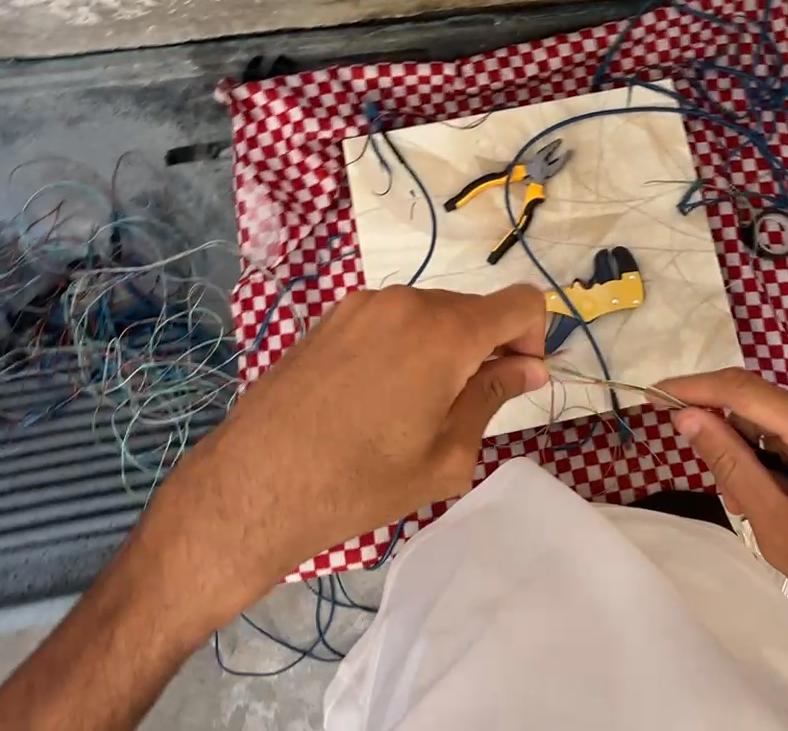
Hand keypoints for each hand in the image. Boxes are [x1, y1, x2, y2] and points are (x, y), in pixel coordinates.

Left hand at [0, 285, 547, 730]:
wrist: (252, 486)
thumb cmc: (359, 483)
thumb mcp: (446, 454)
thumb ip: (493, 398)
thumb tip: (529, 368)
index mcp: (444, 331)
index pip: (521, 302)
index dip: (535, 339)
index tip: (516, 382)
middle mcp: (406, 301)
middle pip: (475, 308)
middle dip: (490, 348)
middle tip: (471, 406)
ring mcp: (363, 304)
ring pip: (433, 313)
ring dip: (447, 348)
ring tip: (419, 407)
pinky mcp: (331, 318)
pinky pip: (393, 319)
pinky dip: (408, 345)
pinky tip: (380, 396)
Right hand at [660, 369, 787, 730]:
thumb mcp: (784, 536)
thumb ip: (733, 468)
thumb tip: (688, 417)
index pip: (746, 390)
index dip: (696, 388)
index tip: (657, 394)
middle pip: (771, 404)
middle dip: (735, 434)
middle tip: (727, 491)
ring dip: (766, 448)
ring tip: (771, 507)